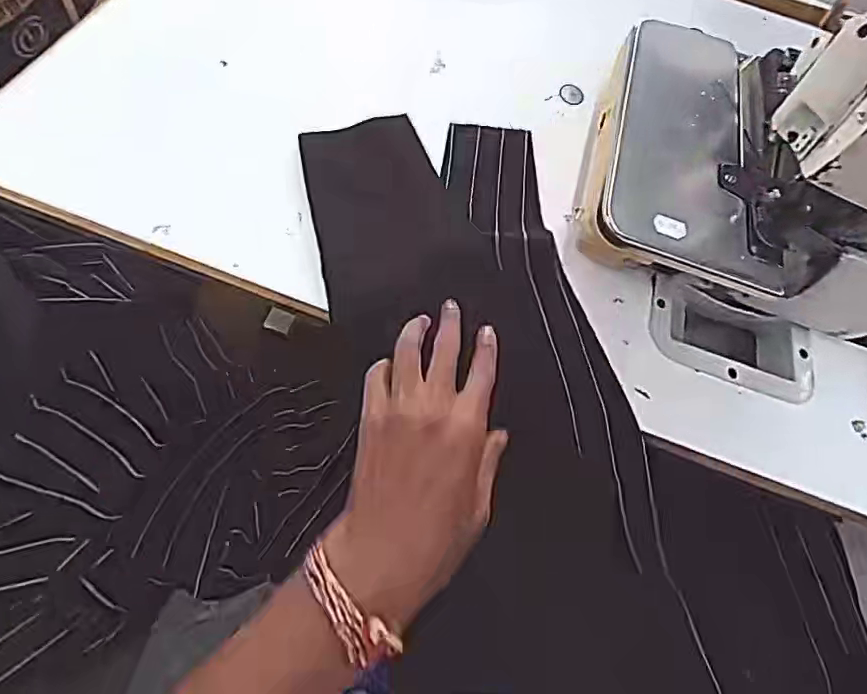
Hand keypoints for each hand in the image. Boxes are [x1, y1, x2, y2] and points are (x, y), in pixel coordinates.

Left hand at [320, 301, 506, 630]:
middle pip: (444, 349)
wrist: (378, 558)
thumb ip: (488, 461)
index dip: (486, 346)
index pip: (482, 370)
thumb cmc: (430, 541)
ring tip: (420, 321)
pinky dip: (382, 364)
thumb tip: (496, 439)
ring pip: (406, 353)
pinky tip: (387, 361)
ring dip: (414, 331)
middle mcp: (433, 412)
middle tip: (451, 309)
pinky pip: (375, 377)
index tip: (487, 333)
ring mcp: (398, 412)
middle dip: (451, 323)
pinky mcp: (370, 420)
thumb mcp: (477, 504)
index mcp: (466, 430)